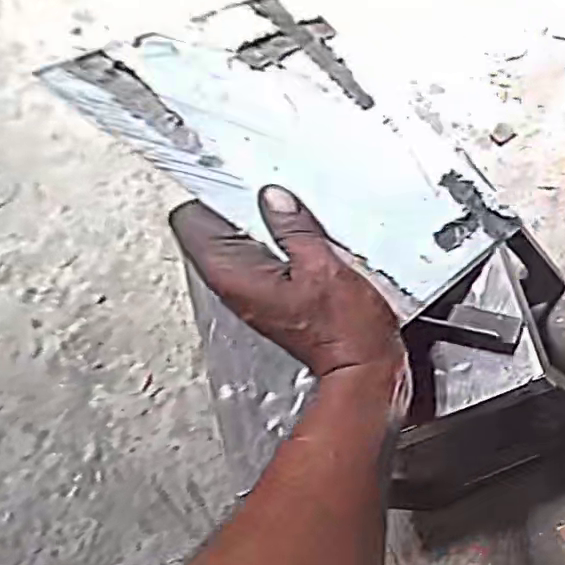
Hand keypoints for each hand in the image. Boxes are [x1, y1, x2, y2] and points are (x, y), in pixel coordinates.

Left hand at [169, 186, 403, 380]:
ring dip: (283, 241)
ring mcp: (258, 298)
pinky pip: (279, 270)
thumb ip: (296, 230)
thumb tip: (275, 199)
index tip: (258, 193)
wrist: (368, 372)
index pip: (195, 216)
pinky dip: (297, 262)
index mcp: (231, 272)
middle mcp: (235, 286)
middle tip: (295, 216)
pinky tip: (325, 266)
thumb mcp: (327, 269)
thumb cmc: (348, 333)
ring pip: (255, 251)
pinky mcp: (282, 306)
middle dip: (259, 219)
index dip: (225, 198)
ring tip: (316, 243)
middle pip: (226, 232)